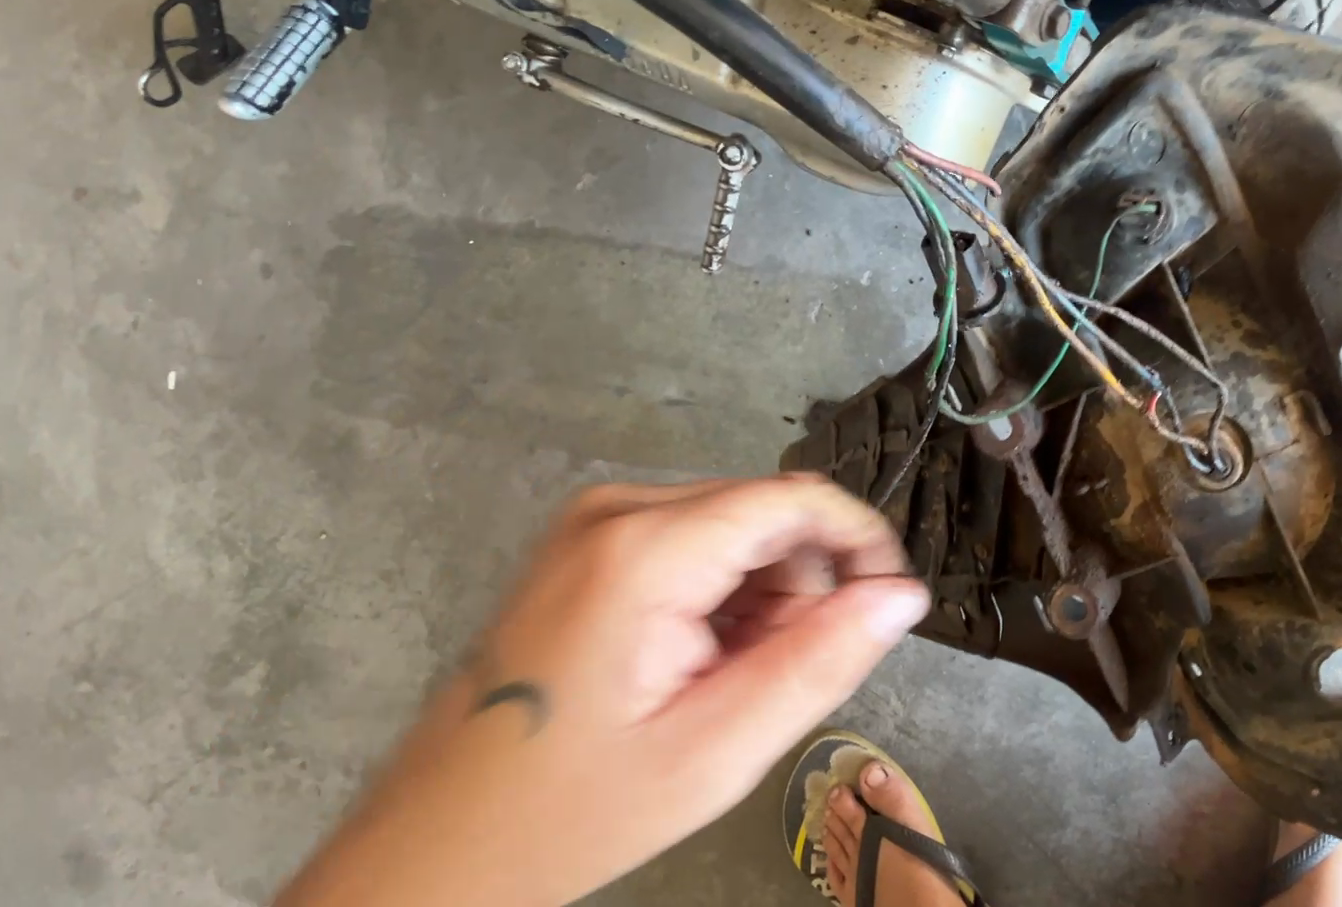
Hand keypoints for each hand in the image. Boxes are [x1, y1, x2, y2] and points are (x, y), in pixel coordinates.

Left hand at [276, 475, 929, 906]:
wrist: (438, 843)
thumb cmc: (576, 809)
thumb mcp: (715, 750)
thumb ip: (819, 662)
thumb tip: (903, 593)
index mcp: (645, 548)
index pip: (794, 498)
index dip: (860, 539)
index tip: (889, 601)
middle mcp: (618, 506)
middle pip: (765, 514)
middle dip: (799, 587)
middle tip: (775, 679)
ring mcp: (595, 518)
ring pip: (736, 527)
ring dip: (761, 596)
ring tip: (727, 681)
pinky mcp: (588, 539)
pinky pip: (694, 540)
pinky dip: (721, 593)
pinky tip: (693, 660)